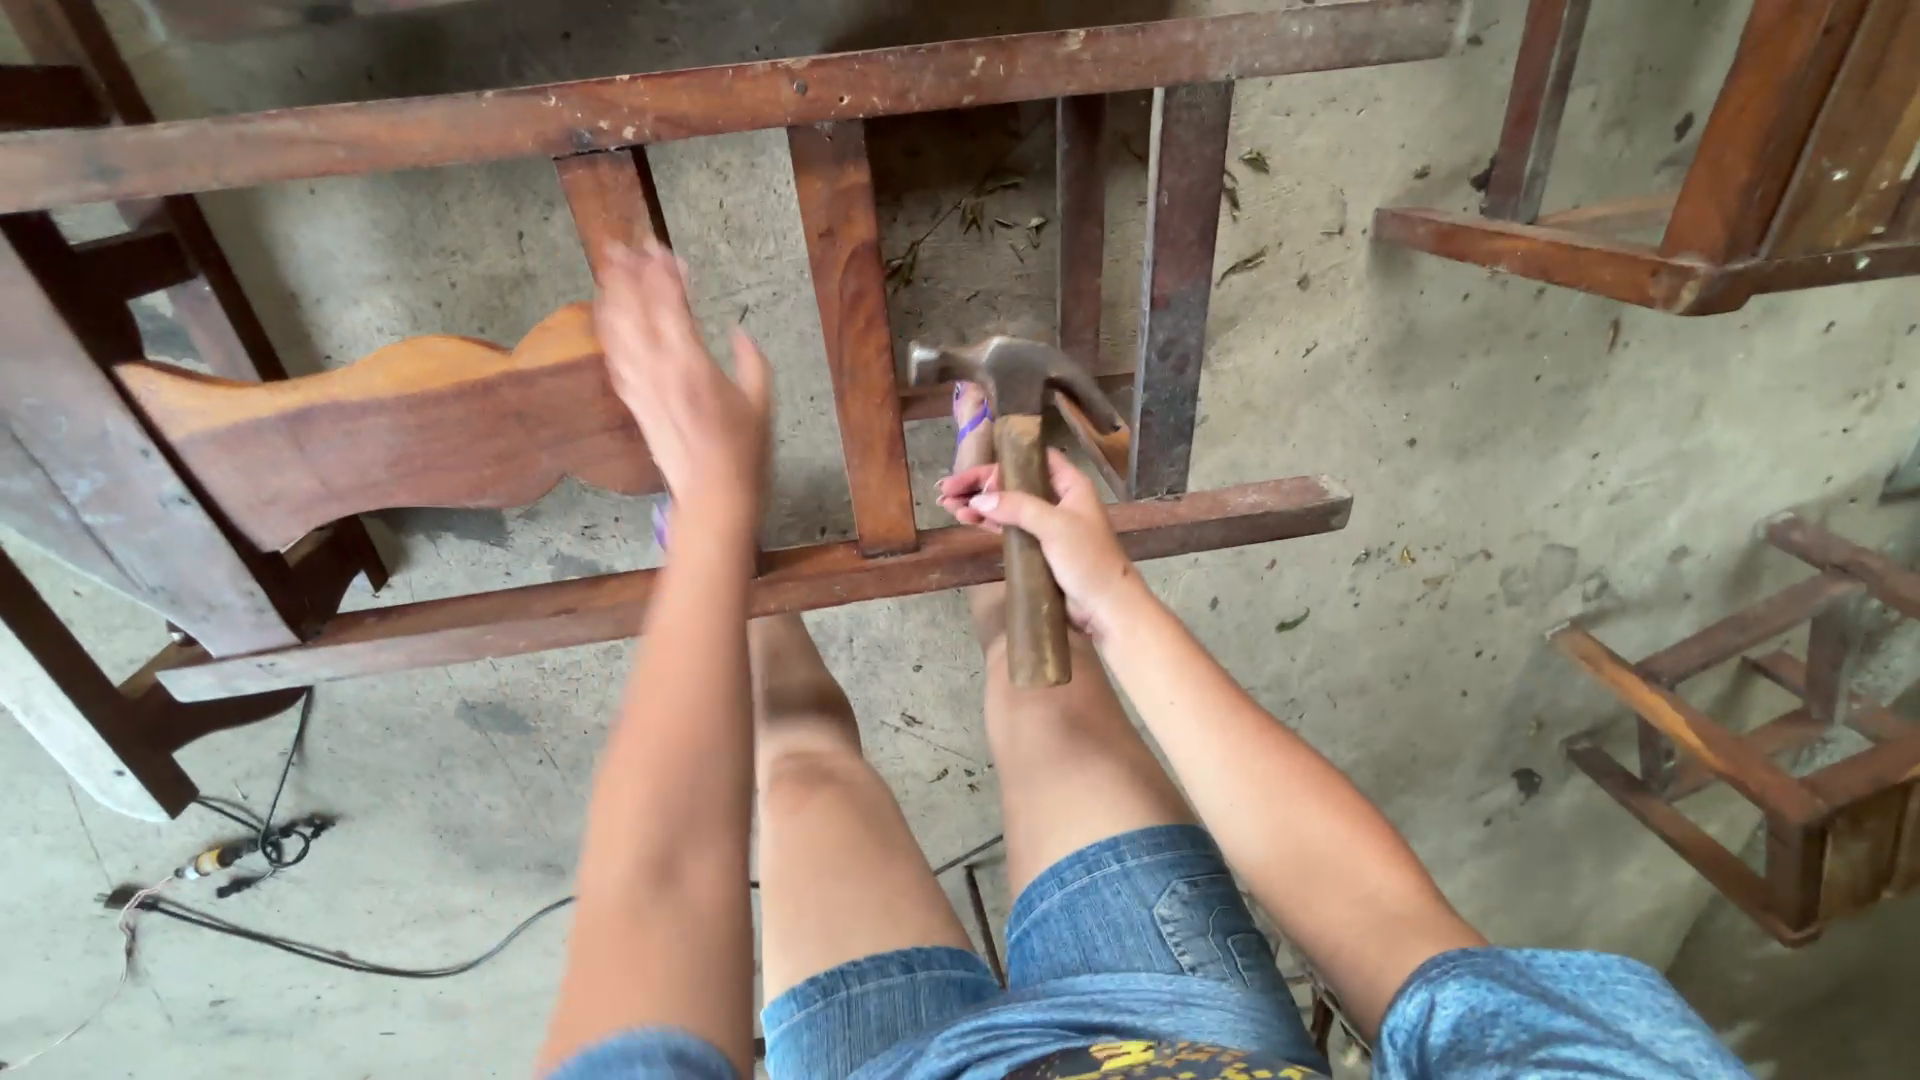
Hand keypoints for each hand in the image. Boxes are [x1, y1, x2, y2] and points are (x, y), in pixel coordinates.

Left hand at [595, 239, 771, 528]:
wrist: (713, 493)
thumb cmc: (744, 451)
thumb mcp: (761, 403)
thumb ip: (751, 363)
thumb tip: (740, 334)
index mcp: (693, 363)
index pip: (671, 304)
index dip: (664, 273)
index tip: (662, 248)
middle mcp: (659, 368)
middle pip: (635, 309)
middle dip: (628, 274)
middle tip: (623, 244)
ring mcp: (641, 385)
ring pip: (617, 330)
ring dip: (611, 295)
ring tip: (608, 268)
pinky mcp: (634, 402)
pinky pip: (614, 357)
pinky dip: (608, 330)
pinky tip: (607, 315)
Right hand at [936, 449, 1145, 638]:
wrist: (1105, 605)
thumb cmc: (1089, 560)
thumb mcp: (1055, 526)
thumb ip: (1018, 507)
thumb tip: (978, 499)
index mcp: (1070, 485)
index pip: (1032, 459)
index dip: (1003, 460)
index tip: (973, 469)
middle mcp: (1057, 499)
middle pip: (1013, 482)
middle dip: (980, 485)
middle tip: (947, 489)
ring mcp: (1047, 524)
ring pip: (1006, 505)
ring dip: (978, 504)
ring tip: (947, 504)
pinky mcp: (1038, 547)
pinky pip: (1008, 527)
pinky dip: (987, 522)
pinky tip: (966, 519)